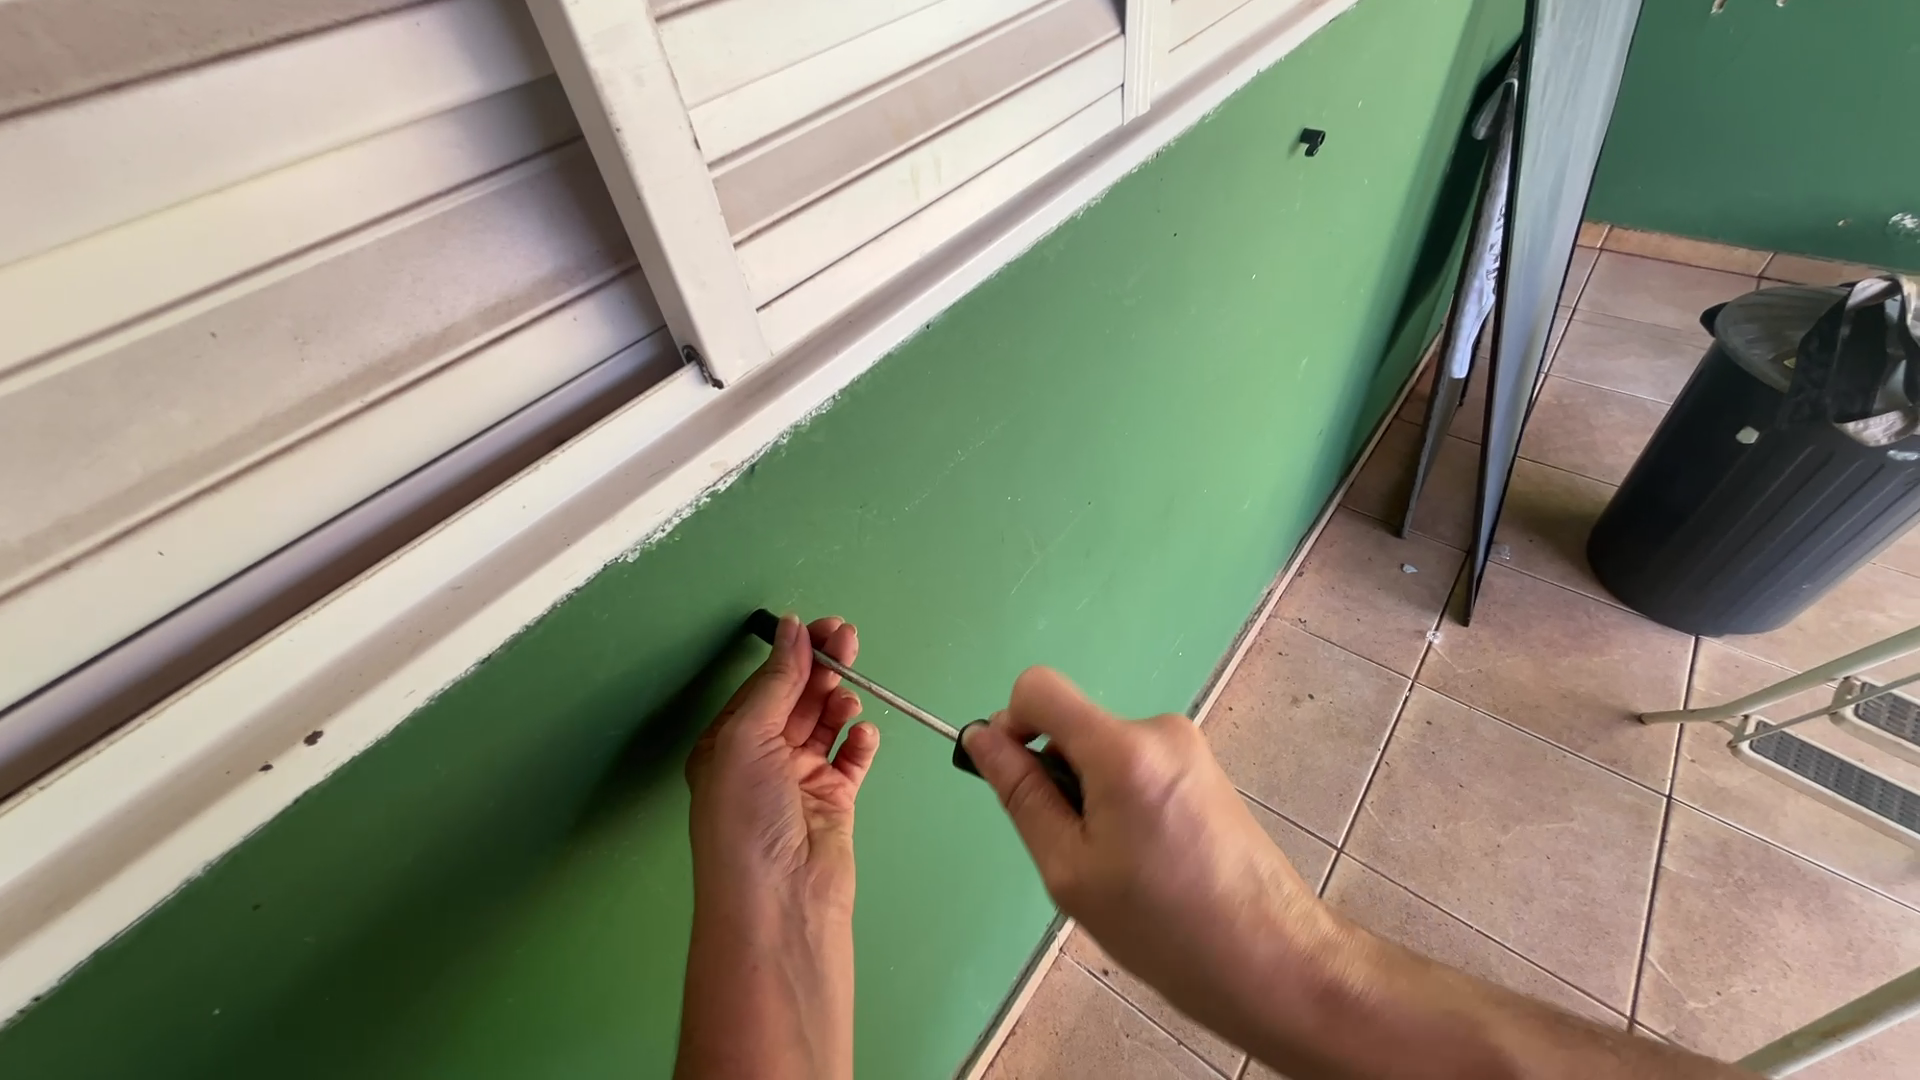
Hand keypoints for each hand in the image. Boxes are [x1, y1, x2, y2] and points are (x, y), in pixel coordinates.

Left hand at [685, 613, 877, 913]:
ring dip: (840, 702)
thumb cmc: (747, 817)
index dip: (794, 654)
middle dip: (823, 668)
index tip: (822, 628)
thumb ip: (775, 682)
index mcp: (730, 741)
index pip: (766, 684)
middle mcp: (762, 757)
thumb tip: (792, 630)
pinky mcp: (834, 798)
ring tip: (849, 698)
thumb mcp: (747, 738)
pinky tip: (862, 734)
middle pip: (798, 697)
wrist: (780, 901)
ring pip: (826, 722)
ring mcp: (799, 778)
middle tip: (848, 641)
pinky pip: (851, 757)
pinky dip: (859, 741)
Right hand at [960, 668, 1340, 1050]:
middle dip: (1058, 775)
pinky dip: (1123, 797)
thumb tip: (980, 738)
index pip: (1038, 687)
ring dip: (1091, 792)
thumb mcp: (1069, 869)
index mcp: (1121, 748)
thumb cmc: (1161, 925)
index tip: (1016, 777)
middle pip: (1074, 726)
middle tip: (1078, 849)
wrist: (1276, 961)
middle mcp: (1157, 728)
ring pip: (1104, 750)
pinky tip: (1148, 856)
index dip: (1011, 722)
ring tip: (1119, 863)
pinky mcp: (1205, 765)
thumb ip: (1021, 793)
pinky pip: (1137, 763)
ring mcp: (1188, 744)